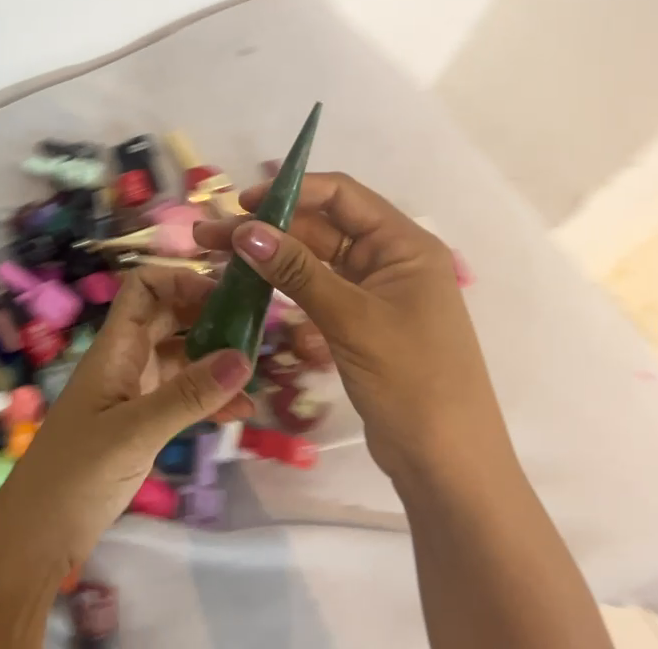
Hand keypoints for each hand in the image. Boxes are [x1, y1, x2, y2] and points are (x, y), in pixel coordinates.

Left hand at [0, 266, 253, 566]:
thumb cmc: (78, 472)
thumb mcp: (136, 431)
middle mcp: (124, 360)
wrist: (40, 530)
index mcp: (114, 348)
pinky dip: (210, 397)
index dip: (180, 280)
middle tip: (258, 328)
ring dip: (215, 358)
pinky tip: (242, 413)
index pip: (142, 288)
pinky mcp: (141, 422)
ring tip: (258, 371)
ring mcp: (132, 391)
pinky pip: (180, 395)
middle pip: (167, 316)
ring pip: (179, 356)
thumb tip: (243, 356)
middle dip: (209, 315)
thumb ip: (189, 396)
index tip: (226, 295)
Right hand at [194, 172, 509, 482]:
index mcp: (404, 246)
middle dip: (267, 226)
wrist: (448, 465)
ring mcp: (373, 293)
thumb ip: (296, 272)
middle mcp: (389, 260)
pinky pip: (313, 290)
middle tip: (209, 235)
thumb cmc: (413, 382)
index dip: (290, 191)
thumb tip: (245, 230)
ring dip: (268, 256)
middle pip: (320, 225)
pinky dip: (281, 286)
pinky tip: (245, 286)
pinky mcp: (357, 323)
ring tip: (214, 256)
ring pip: (311, 259)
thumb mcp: (352, 320)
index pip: (342, 194)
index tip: (241, 205)